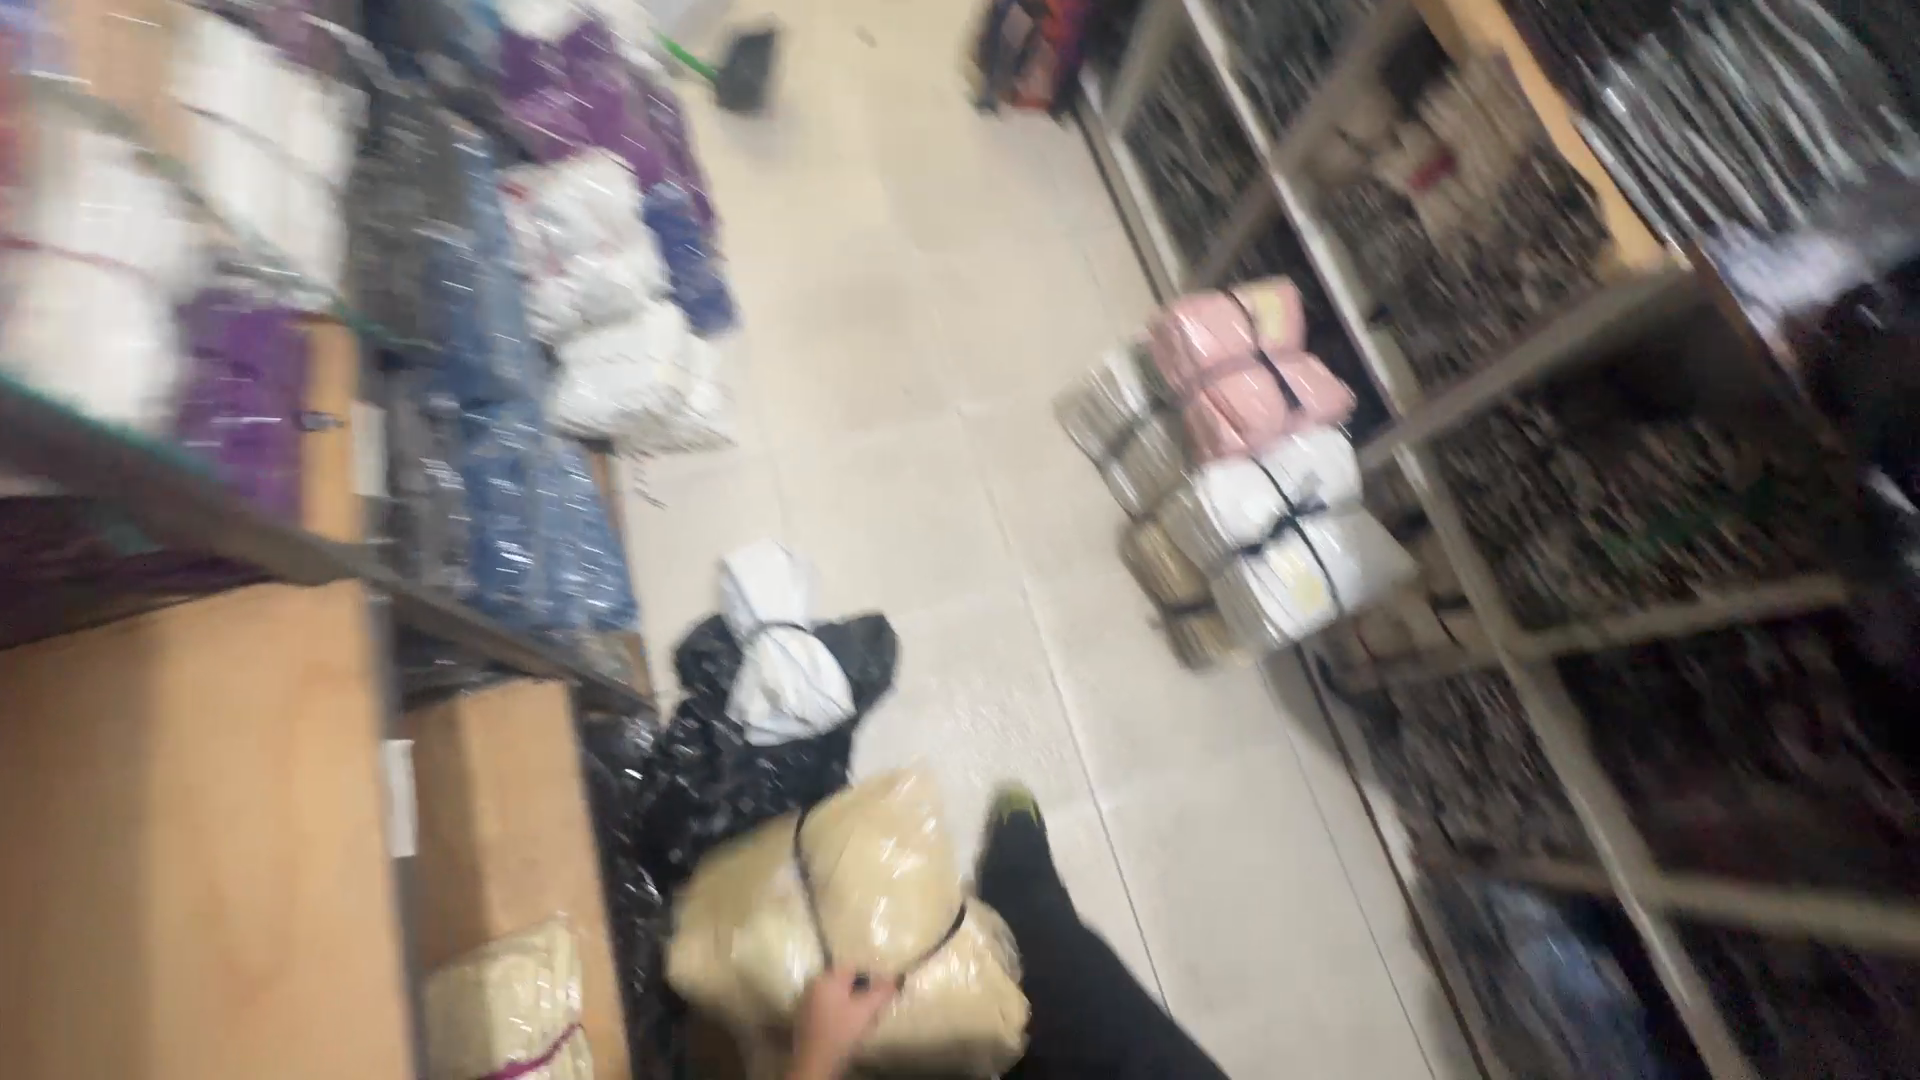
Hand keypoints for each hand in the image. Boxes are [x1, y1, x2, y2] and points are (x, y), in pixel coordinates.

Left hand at [788, 966, 897, 1079]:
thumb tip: (895, 977)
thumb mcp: (865, 1012)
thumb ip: (881, 992)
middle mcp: (814, 985)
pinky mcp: (803, 1019)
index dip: (870, 977)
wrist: (814, 1066)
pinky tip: (846, 1027)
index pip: (853, 968)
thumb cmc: (840, 1033)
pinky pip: (825, 1008)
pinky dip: (837, 1013)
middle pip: (843, 982)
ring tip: (862, 1018)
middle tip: (873, 1005)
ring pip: (835, 996)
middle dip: (860, 991)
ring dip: (849, 1003)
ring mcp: (806, 1002)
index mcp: (827, 978)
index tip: (881, 991)